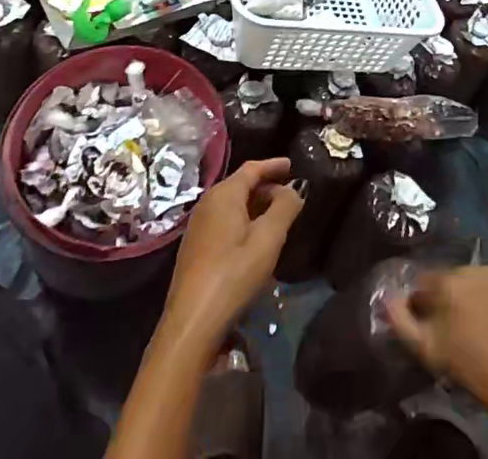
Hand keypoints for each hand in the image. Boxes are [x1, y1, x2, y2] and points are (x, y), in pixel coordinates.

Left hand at [165, 158, 302, 337]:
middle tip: (291, 195)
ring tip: (278, 215)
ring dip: (256, 204)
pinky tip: (256, 238)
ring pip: (232, 204)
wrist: (192, 322)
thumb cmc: (234, 274)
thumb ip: (285, 208)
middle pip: (241, 185)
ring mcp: (198, 226)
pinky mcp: (195, 247)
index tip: (293, 165)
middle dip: (267, 186)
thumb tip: (294, 188)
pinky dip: (244, 219)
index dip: (274, 165)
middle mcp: (207, 204)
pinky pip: (224, 221)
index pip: (252, 168)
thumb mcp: (268, 239)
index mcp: (224, 195)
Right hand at [387, 266, 487, 399]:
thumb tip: (389, 299)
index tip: (427, 321)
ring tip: (472, 320)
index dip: (422, 301)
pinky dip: (487, 293)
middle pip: (447, 278)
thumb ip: (401, 321)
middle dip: (444, 296)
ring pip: (470, 279)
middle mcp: (470, 269)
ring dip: (466, 293)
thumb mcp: (427, 349)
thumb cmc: (470, 365)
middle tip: (450, 324)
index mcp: (447, 282)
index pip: (423, 281)